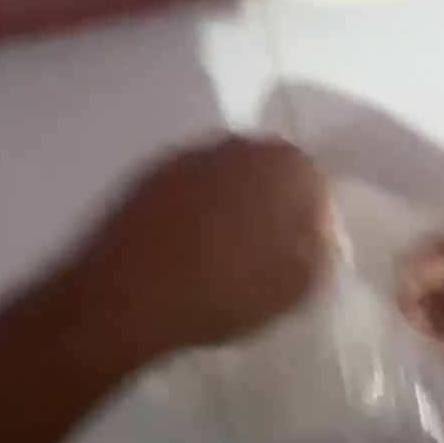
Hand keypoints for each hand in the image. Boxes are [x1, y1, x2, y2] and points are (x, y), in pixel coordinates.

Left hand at [65, 135, 329, 351]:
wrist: (124, 297)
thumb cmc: (226, 288)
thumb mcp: (298, 285)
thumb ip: (319, 250)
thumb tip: (312, 234)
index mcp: (284, 162)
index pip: (314, 184)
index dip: (311, 222)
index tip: (299, 257)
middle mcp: (237, 145)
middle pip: (268, 175)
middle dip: (271, 207)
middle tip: (265, 254)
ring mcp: (187, 156)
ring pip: (226, 181)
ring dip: (230, 208)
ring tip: (221, 256)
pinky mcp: (145, 177)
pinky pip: (187, 193)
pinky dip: (192, 214)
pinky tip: (185, 252)